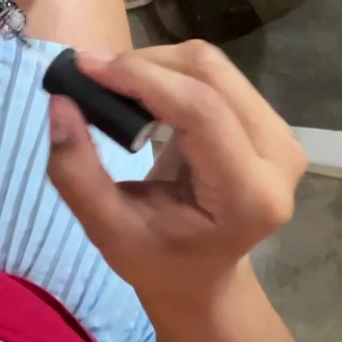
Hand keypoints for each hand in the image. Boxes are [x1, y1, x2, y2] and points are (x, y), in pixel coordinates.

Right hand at [45, 42, 306, 313]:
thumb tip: (60, 100)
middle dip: (142, 64)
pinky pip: (213, 73)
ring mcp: (281, 136)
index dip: (140, 77)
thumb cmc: (156, 260)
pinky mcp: (269, 121)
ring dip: (153, 64)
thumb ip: (77, 171)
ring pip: (210, 65)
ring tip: (113, 87)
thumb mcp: (106, 229)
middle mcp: (279, 158)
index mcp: (249, 196)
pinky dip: (167, 71)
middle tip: (92, 77)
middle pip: (207, 74)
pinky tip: (141, 92)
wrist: (202, 277)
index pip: (200, 110)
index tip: (84, 66)